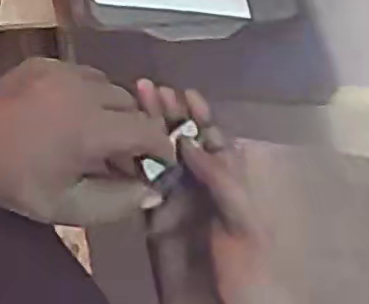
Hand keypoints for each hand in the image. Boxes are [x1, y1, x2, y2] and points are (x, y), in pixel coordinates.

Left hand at [0, 58, 172, 225]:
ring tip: (98, 135)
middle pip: (129, 102)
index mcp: (92, 126)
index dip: (160, 147)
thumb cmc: (19, 181)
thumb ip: (118, 200)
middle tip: (125, 156)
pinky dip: (86, 91)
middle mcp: (82, 88)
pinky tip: (71, 114)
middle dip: (135, 127)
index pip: (146, 128)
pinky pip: (79, 72)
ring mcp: (60, 69)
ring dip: (111, 107)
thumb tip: (152, 189)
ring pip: (105, 83)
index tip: (159, 164)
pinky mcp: (43, 61)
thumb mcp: (70, 206)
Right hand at [136, 81, 266, 303]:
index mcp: (229, 185)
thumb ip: (220, 181)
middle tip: (150, 88)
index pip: (212, 141)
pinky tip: (118, 137)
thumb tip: (187, 141)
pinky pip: (138, 181)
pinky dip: (129, 158)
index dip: (200, 116)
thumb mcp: (246, 227)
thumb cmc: (250, 279)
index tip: (186, 94)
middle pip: (181, 141)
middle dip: (167, 113)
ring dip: (146, 125)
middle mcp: (200, 186)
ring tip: (134, 98)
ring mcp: (174, 200)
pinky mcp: (152, 216)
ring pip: (157, 153)